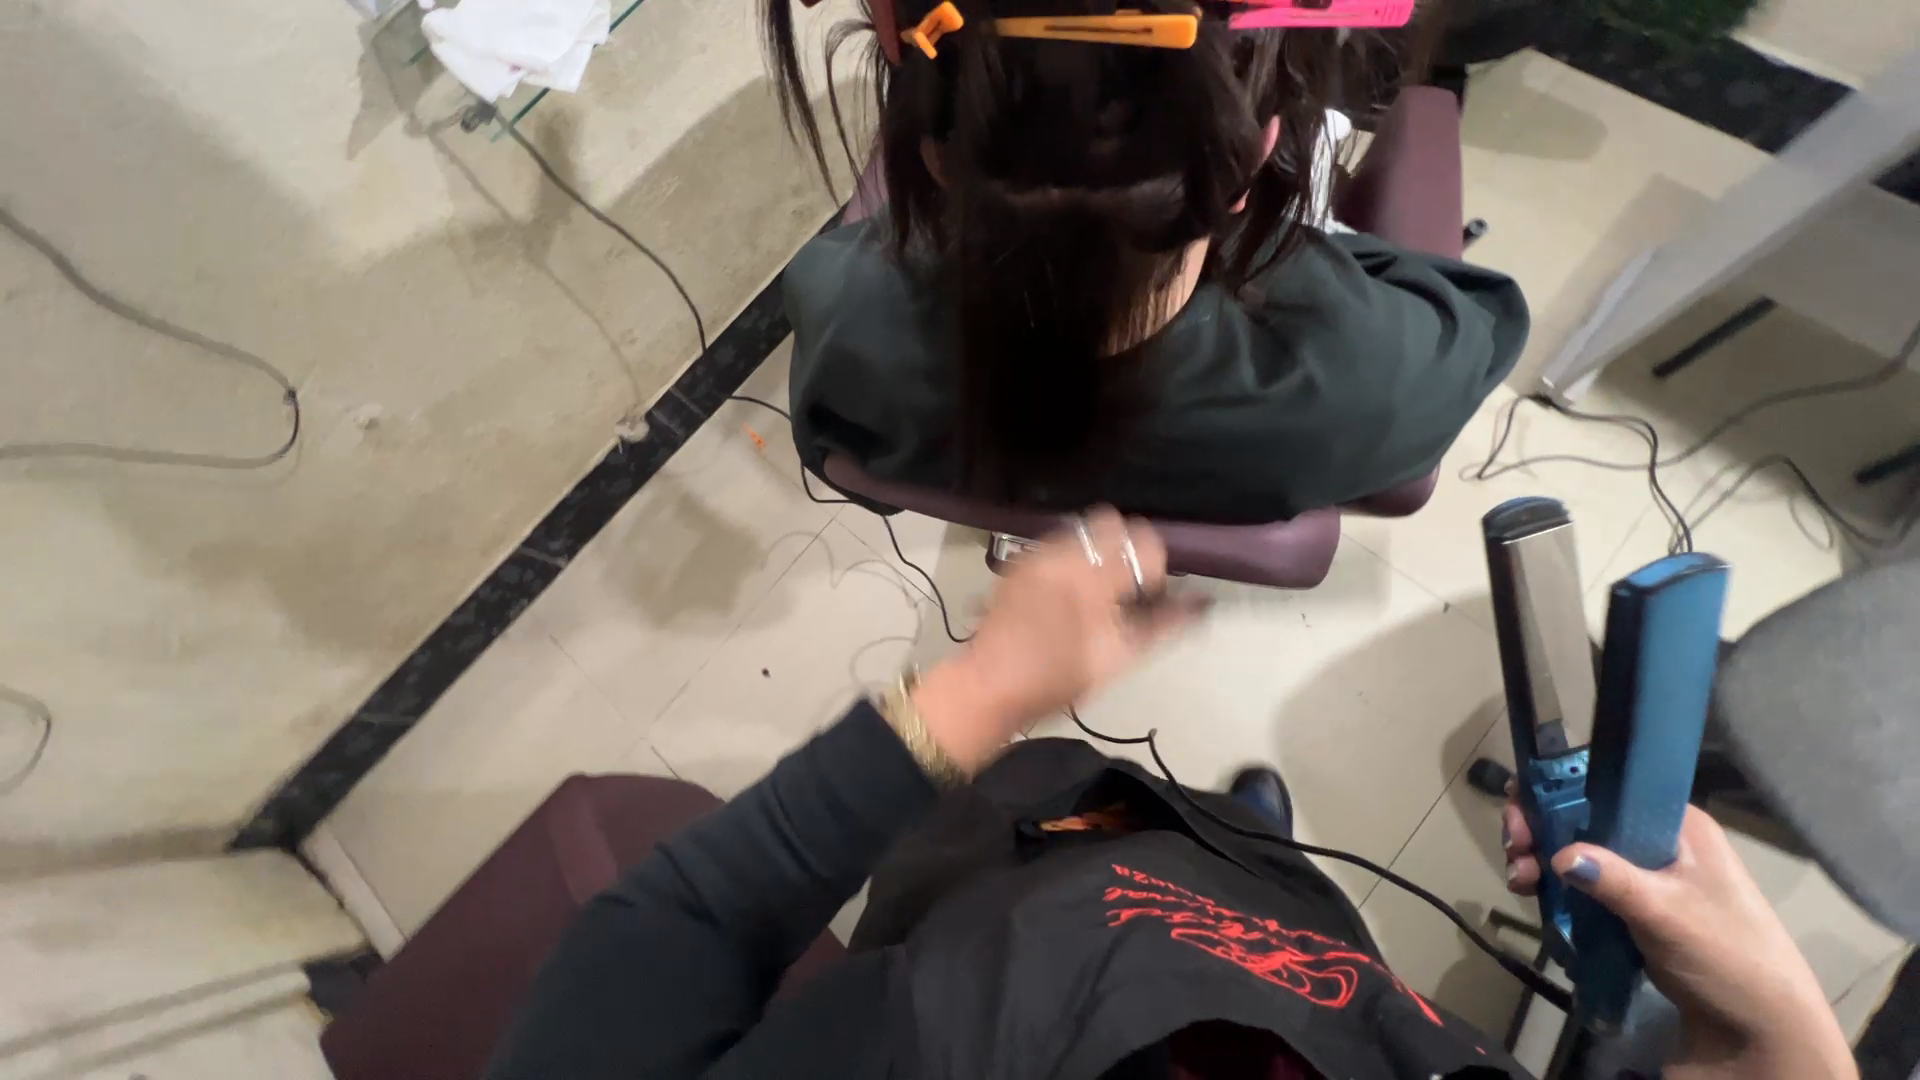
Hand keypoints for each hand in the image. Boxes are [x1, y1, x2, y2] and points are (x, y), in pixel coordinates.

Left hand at [910, 508, 1203, 772]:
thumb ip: (1161, 625)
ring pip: (1082, 529)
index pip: (1144, 541)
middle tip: (1122, 587)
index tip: (1148, 592)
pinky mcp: (1018, 563)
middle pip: (1112, 521)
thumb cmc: (1055, 681)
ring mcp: (1035, 555)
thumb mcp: (1115, 659)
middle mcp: (1063, 556)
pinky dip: (1071, 557)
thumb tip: (1200, 603)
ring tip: (1093, 590)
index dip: (1156, 565)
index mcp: (1093, 580)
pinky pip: (1056, 543)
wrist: (987, 687)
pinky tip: (1066, 591)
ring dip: (1098, 550)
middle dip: (1126, 547)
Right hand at [1504, 800, 1855, 1079]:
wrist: (1759, 1034)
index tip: (1520, 808)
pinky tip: (1531, 894)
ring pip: (1568, 845)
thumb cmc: (1732, 960)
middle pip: (1576, 814)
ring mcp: (1639, 869)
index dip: (1554, 789)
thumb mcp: (1672, 917)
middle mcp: (1653, 836)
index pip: (1603, 785)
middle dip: (1536, 829)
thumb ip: (1616, 881)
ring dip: (1535, 858)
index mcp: (1675, 823)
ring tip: (1519, 881)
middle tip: (1514, 850)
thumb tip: (1559, 856)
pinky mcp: (1624, 898)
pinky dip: (1548, 883)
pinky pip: (1574, 877)